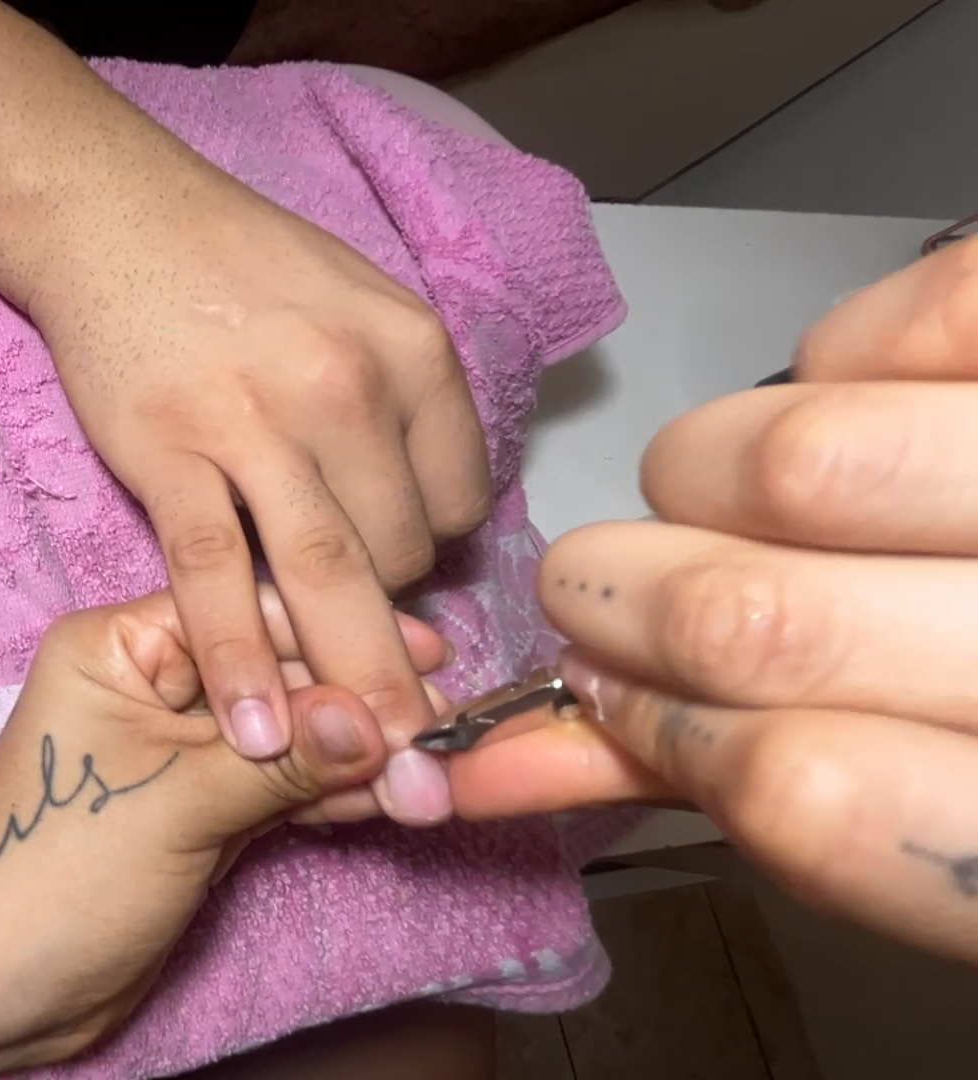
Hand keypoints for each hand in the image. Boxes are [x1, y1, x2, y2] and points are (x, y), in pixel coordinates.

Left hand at [0, 588, 452, 1067]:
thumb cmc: (60, 869)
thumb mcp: (175, 802)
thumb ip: (283, 758)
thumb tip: (382, 715)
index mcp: (119, 644)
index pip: (238, 614)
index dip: (330, 634)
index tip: (427, 657)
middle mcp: (150, 678)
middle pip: (269, 672)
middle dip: (352, 704)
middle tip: (441, 729)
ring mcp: (178, 741)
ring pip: (282, 730)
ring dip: (353, 753)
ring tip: (434, 769)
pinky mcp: (199, 798)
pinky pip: (275, 780)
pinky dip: (328, 790)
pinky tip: (390, 796)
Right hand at [29, 179, 486, 825]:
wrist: (116, 222)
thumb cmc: (233, 263)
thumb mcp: (354, 300)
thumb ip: (396, 399)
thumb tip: (404, 503)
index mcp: (412, 351)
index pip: (454, 502)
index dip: (424, 569)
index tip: (384, 600)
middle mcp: (348, 390)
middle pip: (397, 555)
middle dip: (406, 662)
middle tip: (425, 758)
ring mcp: (255, 426)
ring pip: (319, 577)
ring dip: (340, 679)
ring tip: (354, 765)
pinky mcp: (170, 456)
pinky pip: (215, 573)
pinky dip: (238, 657)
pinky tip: (251, 729)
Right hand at [447, 239, 977, 964]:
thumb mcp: (869, 804)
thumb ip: (682, 778)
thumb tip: (486, 766)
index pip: (800, 790)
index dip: (659, 731)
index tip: (620, 695)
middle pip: (746, 624)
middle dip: (620, 604)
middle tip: (622, 595)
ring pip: (785, 465)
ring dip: (700, 482)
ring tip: (748, 506)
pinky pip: (886, 329)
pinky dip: (832, 361)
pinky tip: (866, 409)